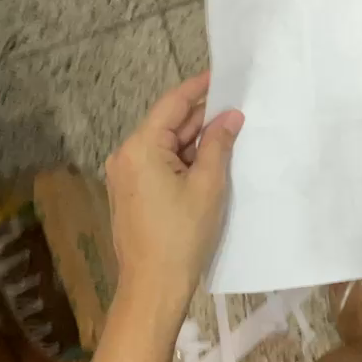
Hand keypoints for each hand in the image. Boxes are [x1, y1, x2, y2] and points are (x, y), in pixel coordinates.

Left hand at [104, 73, 243, 319]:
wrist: (154, 285)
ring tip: (230, 133)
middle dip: (201, 117)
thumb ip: (218, 144)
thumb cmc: (182, 234)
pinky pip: (159, 164)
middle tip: (236, 107)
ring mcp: (125, 176)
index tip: (221, 75)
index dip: (198, 88)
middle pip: (168, 125)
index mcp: (140, 148)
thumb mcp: (208, 184)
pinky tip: (210, 161)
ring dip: (195, 140)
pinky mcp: (132, 194)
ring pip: (165, 146)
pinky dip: (184, 159)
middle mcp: (126, 156)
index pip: (172, 105)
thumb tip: (230, 116)